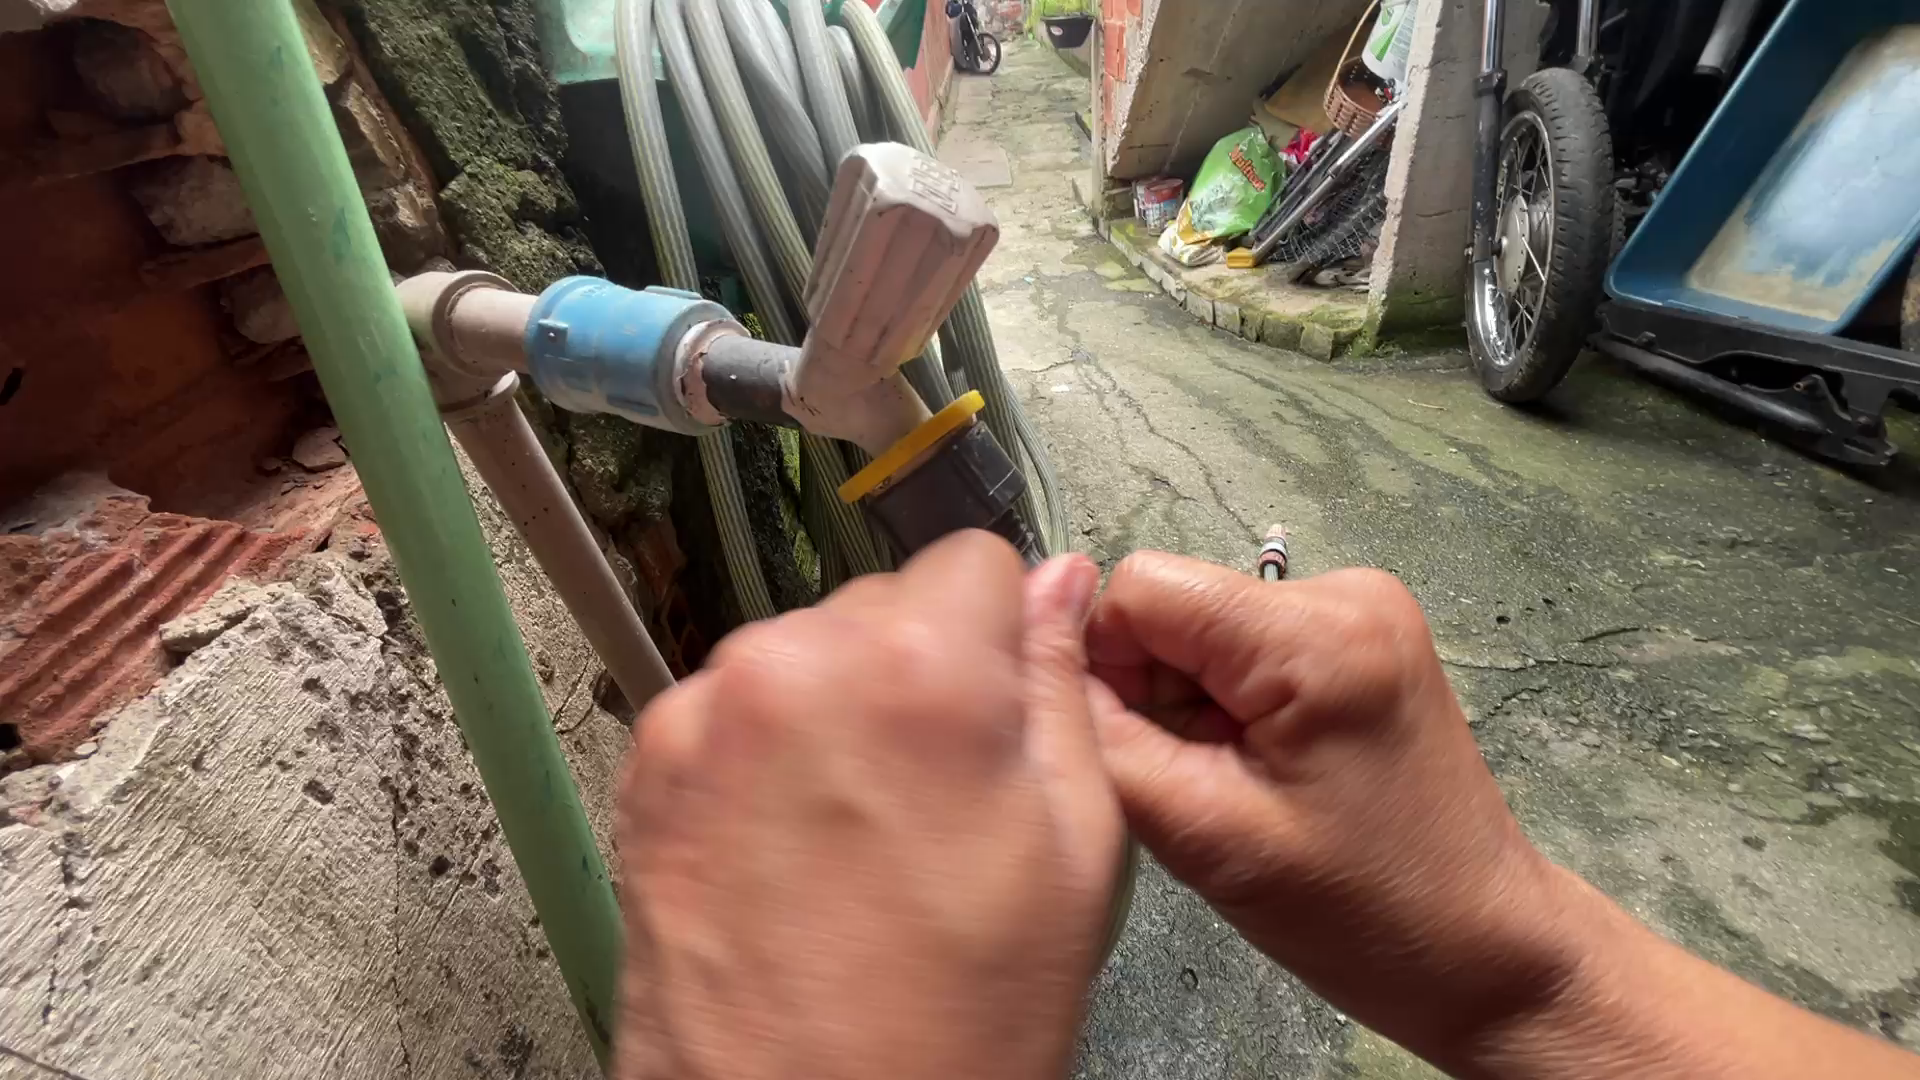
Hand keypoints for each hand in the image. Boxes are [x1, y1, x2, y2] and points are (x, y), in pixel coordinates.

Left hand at [613, 533, 1124, 1079]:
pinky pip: (740, 694)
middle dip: (919, 660)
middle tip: (926, 776)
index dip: (998, 625)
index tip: (989, 699)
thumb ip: (1060, 680)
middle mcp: (801, 653)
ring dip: (842, 695)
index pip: (975, 557)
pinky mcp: (650, 751)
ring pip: (813, 642)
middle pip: (887, 600)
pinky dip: (770, 733)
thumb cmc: (971, 998)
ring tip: (853, 810)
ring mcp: (710, 699)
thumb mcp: (1072, 837)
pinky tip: (785, 825)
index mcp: (922, 664)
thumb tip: (1062, 577)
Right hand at [1084, 552, 1581, 1069]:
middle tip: (1184, 769)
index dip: (1107, 657)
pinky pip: (1234, 636)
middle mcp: (1339, 588)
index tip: (1130, 739)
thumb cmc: (1355, 910)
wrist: (1488, 952)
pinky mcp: (1352, 629)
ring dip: (1181, 692)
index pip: (1140, 588)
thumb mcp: (1200, 831)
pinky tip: (1248, 752)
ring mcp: (1353, 603)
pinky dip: (1216, 692)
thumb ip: (1103, 736)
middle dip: (1149, 681)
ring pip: (1195, 620)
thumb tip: (1044, 664)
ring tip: (1221, 768)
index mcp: (1312, 633)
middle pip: (1170, 601)